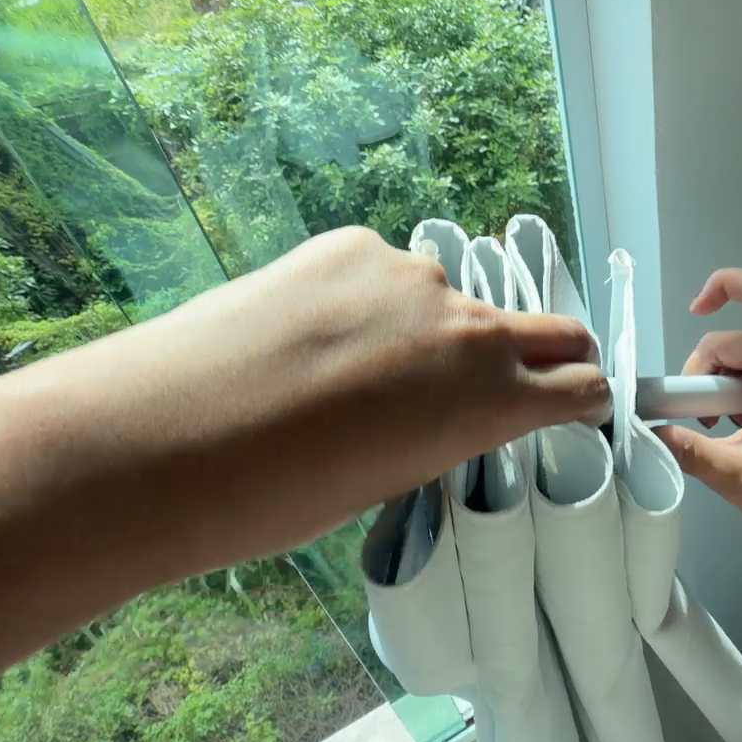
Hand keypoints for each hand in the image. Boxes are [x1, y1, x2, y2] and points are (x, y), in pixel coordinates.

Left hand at [0, 226, 610, 569]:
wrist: (158, 441)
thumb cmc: (279, 497)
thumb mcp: (392, 478)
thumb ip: (447, 428)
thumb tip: (450, 402)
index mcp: (489, 399)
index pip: (581, 383)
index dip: (583, 396)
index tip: (576, 401)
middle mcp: (469, 325)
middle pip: (550, 326)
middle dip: (548, 353)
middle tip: (507, 380)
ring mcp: (410, 274)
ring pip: (450, 301)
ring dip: (434, 327)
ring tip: (357, 363)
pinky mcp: (349, 244)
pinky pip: (385, 273)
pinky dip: (370, 298)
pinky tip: (311, 330)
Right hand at [654, 269, 741, 587]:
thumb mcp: (734, 478)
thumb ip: (686, 448)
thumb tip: (646, 429)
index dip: (724, 284)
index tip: (693, 310)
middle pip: (738, 335)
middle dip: (705, 371)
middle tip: (696, 419)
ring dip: (722, 383)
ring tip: (719, 429)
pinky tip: (740, 427)